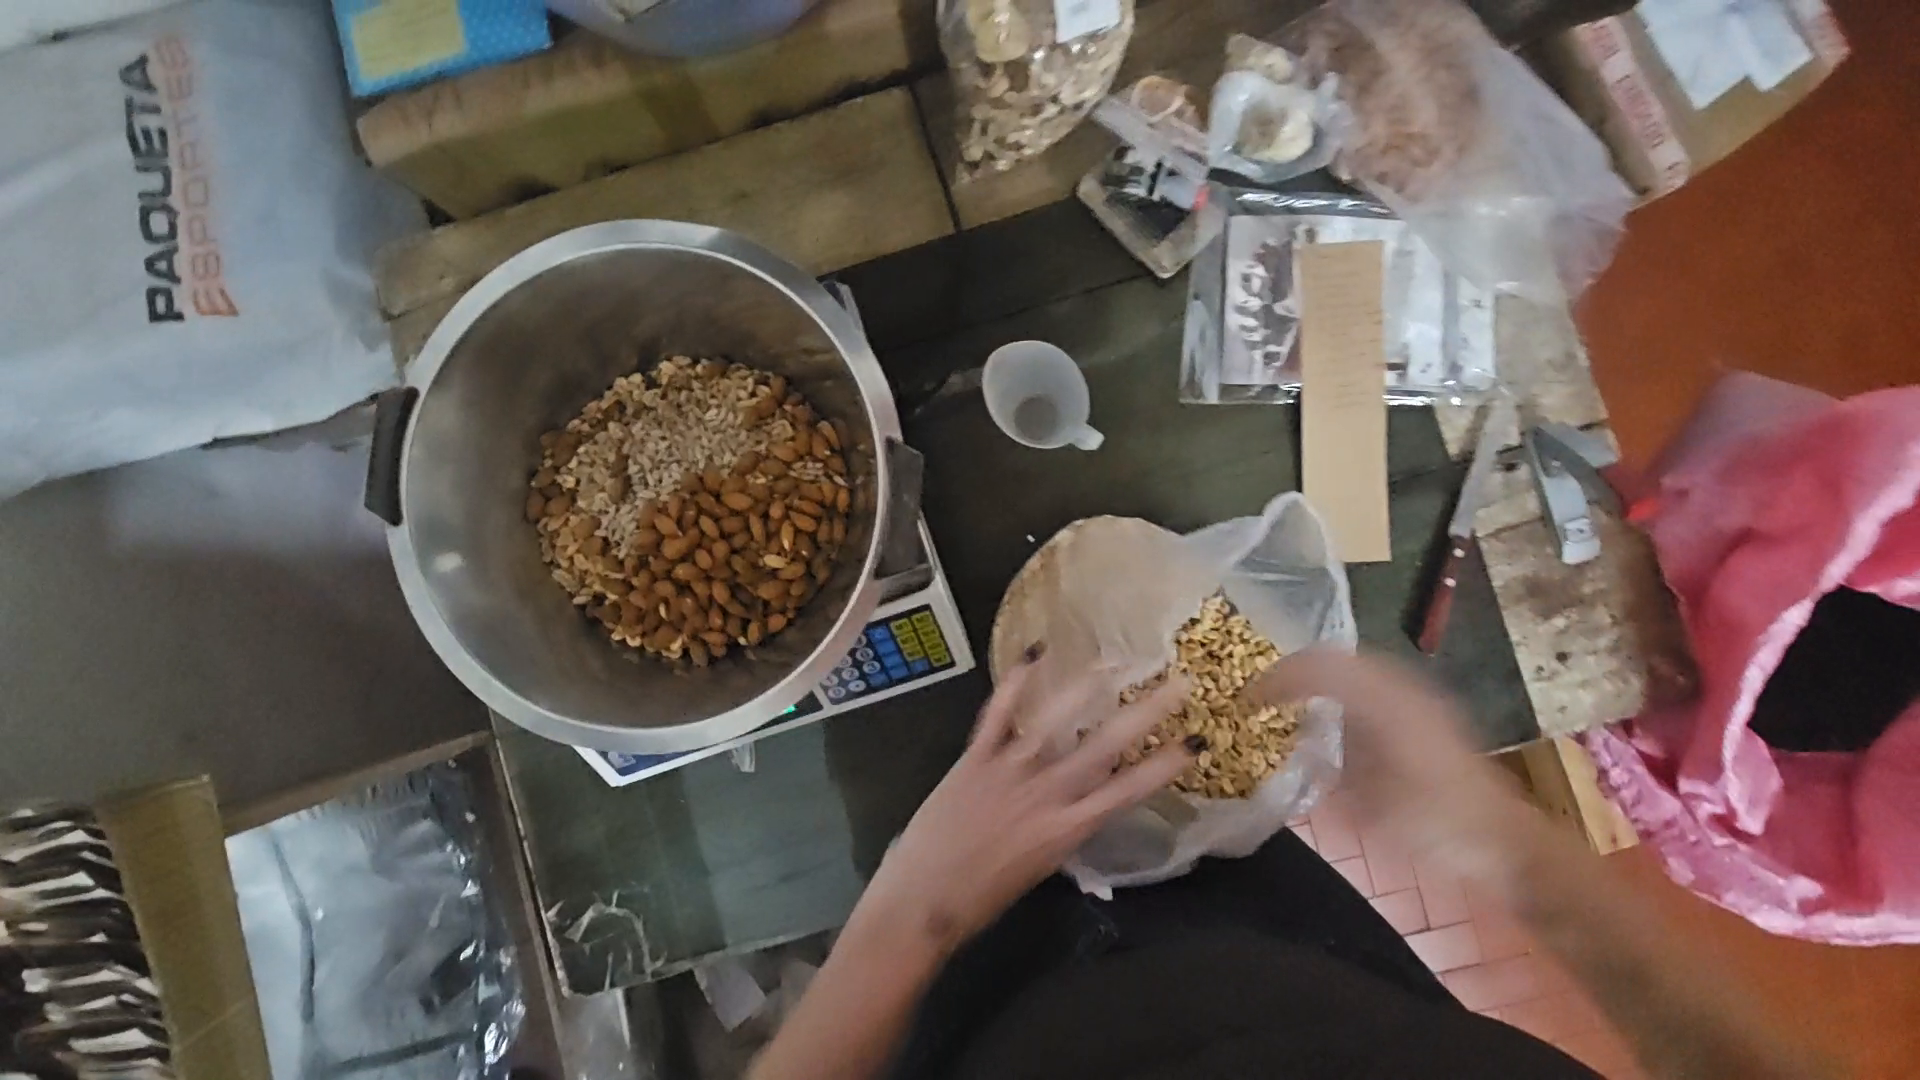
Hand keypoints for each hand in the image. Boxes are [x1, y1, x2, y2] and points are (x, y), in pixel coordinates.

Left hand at [858, 650, 1195, 954]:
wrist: (924, 899)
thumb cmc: (983, 895)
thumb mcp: (1039, 867)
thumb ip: (1061, 830)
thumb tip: (1080, 804)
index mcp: (1067, 828)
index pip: (1127, 791)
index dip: (1163, 766)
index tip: (1193, 743)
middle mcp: (1046, 794)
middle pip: (1104, 747)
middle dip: (1144, 715)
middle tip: (1176, 685)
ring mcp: (1010, 770)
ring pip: (1056, 722)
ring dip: (1086, 688)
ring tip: (1112, 662)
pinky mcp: (975, 757)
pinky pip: (999, 713)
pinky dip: (1016, 682)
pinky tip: (1034, 653)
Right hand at [1249, 648, 1543, 890]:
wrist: (1510, 845)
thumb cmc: (1438, 829)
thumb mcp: (1369, 812)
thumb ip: (1325, 776)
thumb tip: (1293, 752)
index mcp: (1384, 706)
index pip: (1318, 669)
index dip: (1277, 680)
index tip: (1249, 701)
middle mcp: (1401, 689)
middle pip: (1335, 656)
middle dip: (1293, 670)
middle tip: (1264, 693)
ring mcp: (1419, 697)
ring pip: (1356, 665)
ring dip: (1318, 675)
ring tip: (1291, 698)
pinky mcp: (1429, 712)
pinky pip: (1374, 681)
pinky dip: (1342, 687)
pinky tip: (1334, 715)